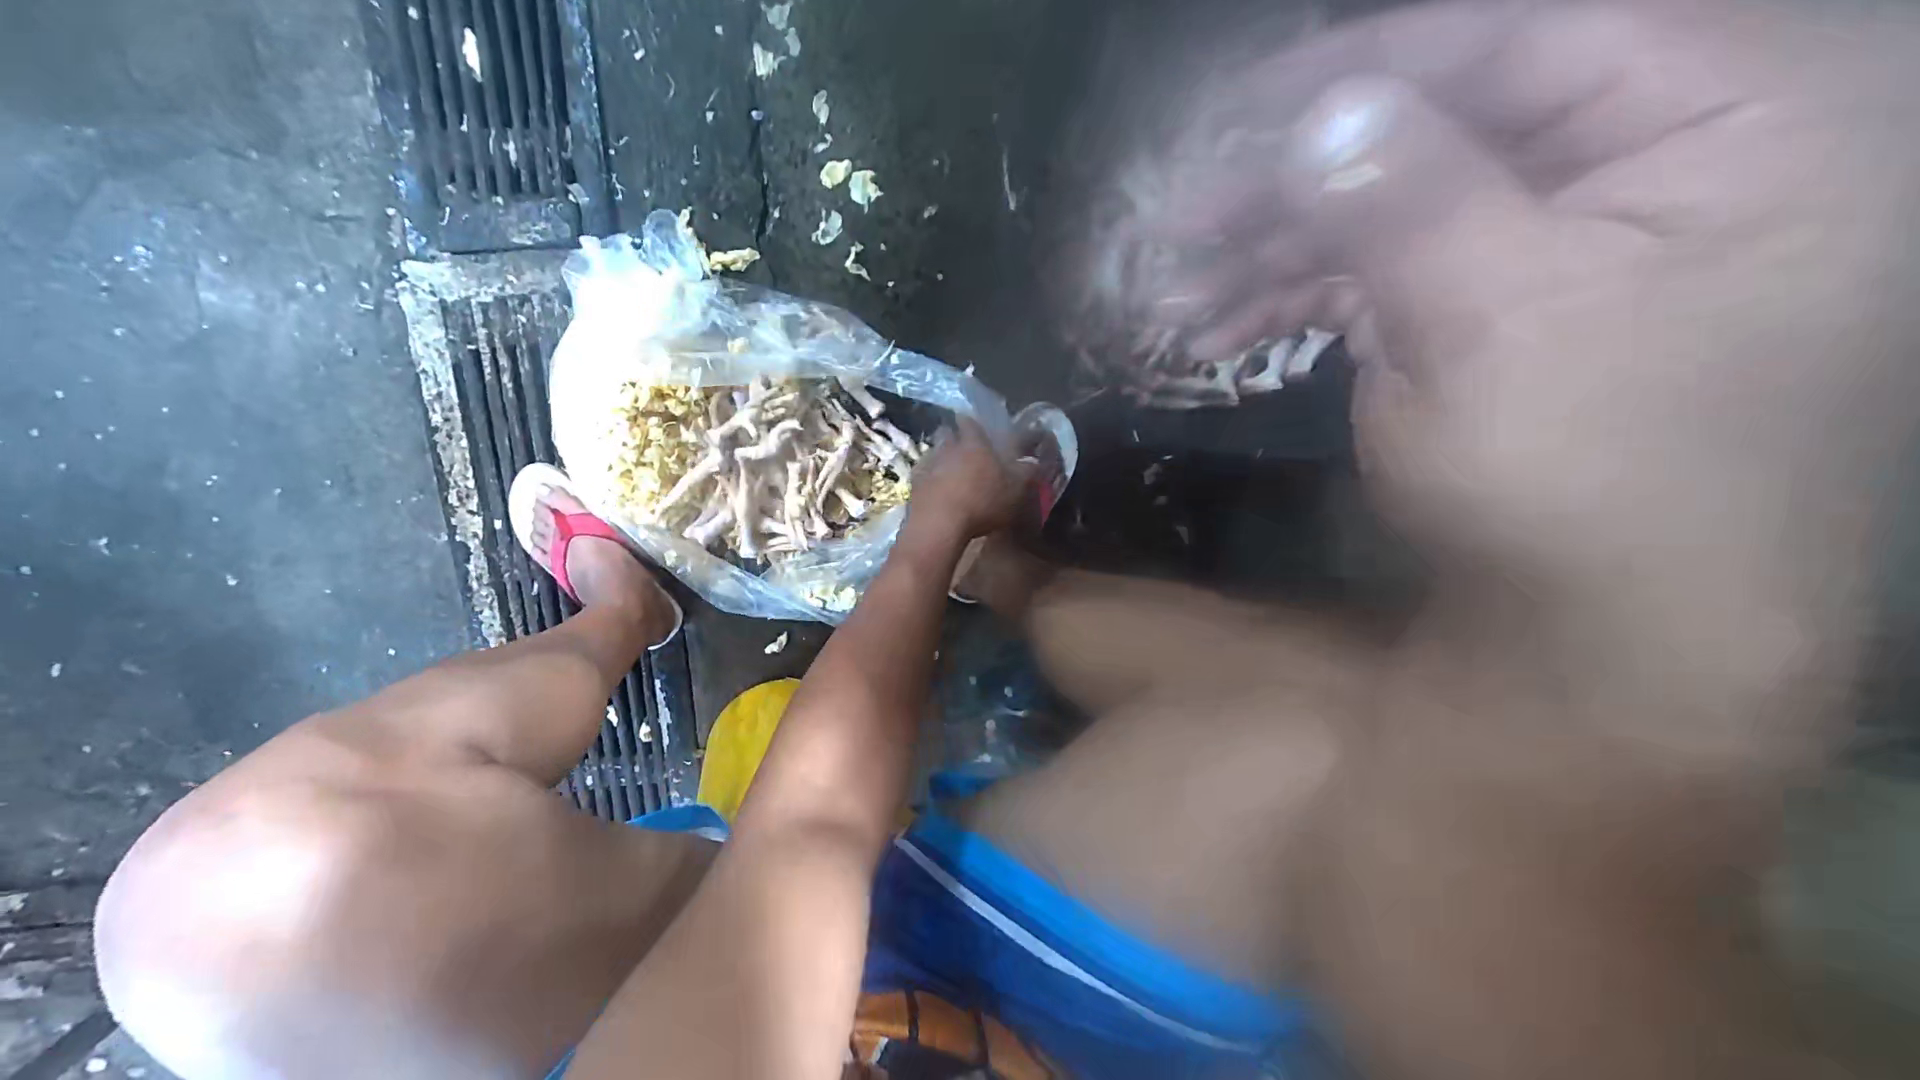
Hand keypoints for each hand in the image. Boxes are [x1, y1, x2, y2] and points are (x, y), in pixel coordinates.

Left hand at [904, 418, 1031, 542]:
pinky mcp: (913, 484)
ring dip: (940, 460)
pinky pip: (922, 475)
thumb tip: (1033, 461)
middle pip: (947, 434)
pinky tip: (935, 491)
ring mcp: (927, 464)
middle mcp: (948, 447)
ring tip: (949, 474)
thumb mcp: (1015, 490)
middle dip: (953, 439)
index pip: (971, 422)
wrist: (939, 524)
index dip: (973, 424)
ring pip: (933, 453)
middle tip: (963, 451)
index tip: (976, 428)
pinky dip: (928, 479)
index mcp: (974, 443)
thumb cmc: (983, 502)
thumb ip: (1025, 473)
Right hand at [1125, 0, 1919, 704]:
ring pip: (1390, 213)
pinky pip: (1379, 279)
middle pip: (1435, 133)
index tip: (1234, 111)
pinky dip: (1294, 301)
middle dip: (1293, 186)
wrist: (1596, 628)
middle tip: (1183, 222)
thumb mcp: (1495, 321)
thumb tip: (1318, 109)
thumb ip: (1409, 196)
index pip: (1520, 42)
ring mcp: (1552, 248)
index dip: (1363, 71)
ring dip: (1273, 256)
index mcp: (1733, 120)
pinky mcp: (1486, 313)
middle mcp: (1648, 166)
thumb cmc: (1582, 476)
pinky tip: (1220, 329)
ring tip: (1179, 298)